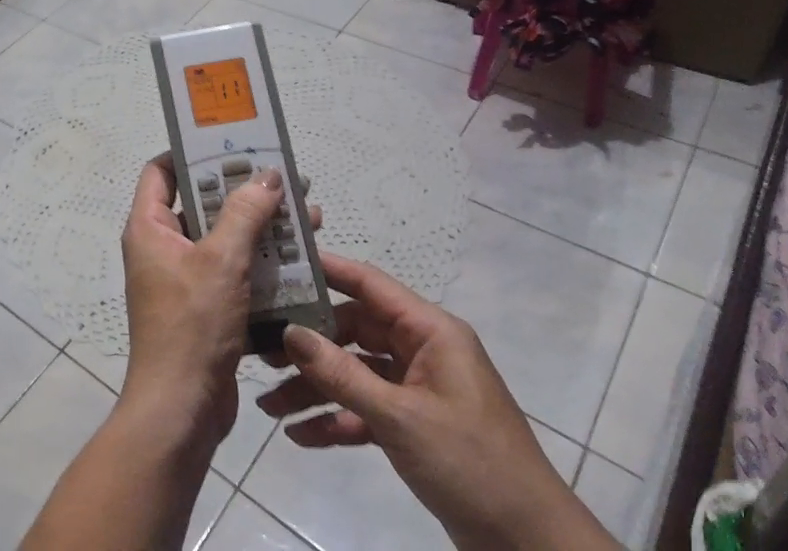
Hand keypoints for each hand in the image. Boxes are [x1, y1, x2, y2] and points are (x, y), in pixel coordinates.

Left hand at [118, 154, 288, 442]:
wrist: (183, 406)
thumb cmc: (192, 324)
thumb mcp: (221, 260)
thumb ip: (245, 213)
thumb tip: (268, 174)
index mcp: (149, 228)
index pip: (161, 172)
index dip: (192, 154)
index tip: (233, 144)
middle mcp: (161, 248)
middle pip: (202, 204)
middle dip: (244, 192)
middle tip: (287, 182)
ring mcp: (183, 279)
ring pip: (224, 239)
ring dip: (262, 229)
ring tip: (308, 218)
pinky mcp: (206, 307)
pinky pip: (234, 272)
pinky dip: (263, 263)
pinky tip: (302, 260)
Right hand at [257, 255, 616, 550]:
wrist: (528, 543)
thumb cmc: (470, 464)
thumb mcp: (399, 417)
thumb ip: (341, 373)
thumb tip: (289, 332)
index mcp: (431, 333)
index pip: (369, 285)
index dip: (326, 271)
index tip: (279, 265)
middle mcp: (423, 352)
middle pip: (353, 332)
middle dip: (308, 346)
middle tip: (260, 354)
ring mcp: (418, 390)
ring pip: (354, 374)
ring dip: (314, 389)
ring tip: (268, 407)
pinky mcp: (414, 427)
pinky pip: (365, 410)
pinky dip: (336, 421)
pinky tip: (300, 437)